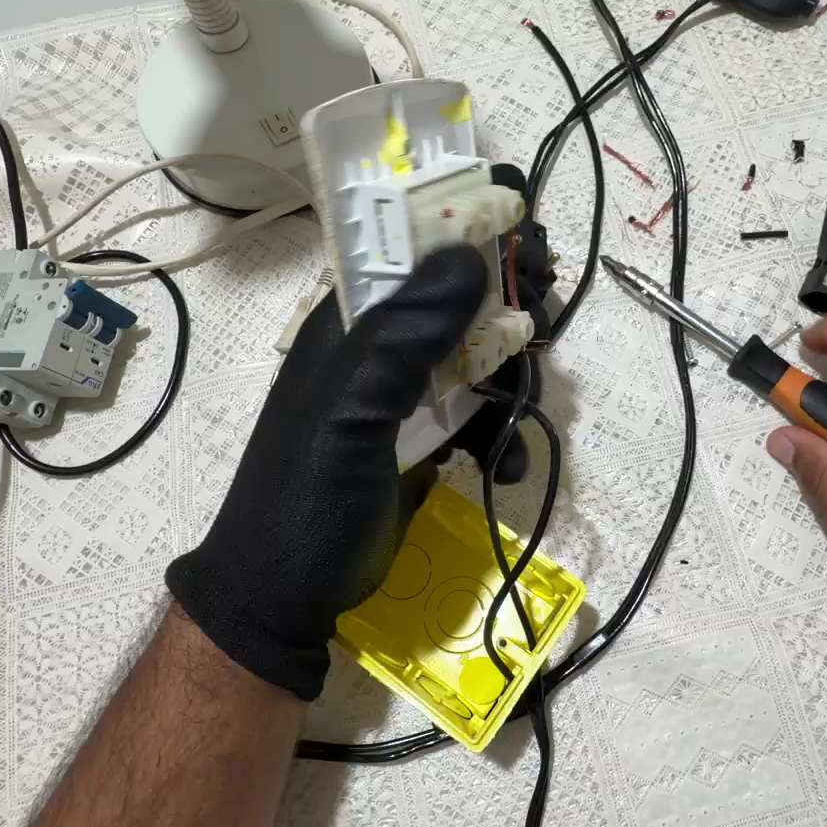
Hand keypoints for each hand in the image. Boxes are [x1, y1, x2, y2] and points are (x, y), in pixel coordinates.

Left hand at [167, 247, 488, 699]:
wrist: (286, 595)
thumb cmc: (305, 499)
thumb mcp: (347, 413)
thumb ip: (401, 336)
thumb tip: (464, 255)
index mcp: (353, 322)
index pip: (413, 246)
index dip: (471, 231)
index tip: (528, 241)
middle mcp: (385, 346)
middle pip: (462, 298)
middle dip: (508, 304)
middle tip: (540, 318)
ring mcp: (409, 393)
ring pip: (482, 355)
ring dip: (513, 380)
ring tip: (519, 416)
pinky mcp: (427, 436)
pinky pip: (480, 413)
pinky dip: (502, 433)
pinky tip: (503, 465)